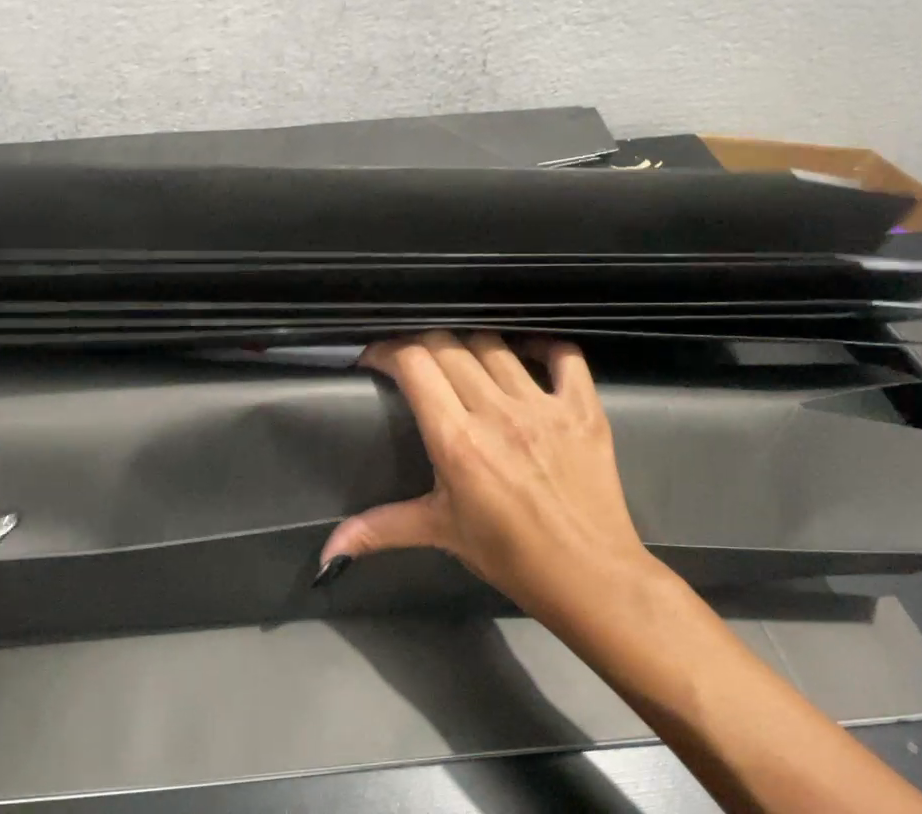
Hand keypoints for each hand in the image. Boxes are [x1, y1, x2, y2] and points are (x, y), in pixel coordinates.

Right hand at [319, 331, 656, 627]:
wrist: (591, 578)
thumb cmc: (510, 556)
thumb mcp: (440, 533)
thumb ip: (380, 528)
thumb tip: (329, 552)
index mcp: (456, 441)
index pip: (412, 364)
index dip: (386, 351)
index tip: (374, 360)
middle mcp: (497, 413)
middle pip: (447, 345)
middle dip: (419, 344)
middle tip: (411, 361)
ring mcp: (543, 407)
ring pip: (495, 345)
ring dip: (468, 343)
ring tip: (459, 359)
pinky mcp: (584, 409)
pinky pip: (562, 356)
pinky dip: (541, 345)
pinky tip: (525, 353)